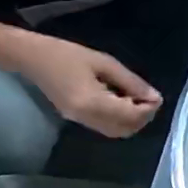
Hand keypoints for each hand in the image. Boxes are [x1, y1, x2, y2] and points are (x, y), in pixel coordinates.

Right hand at [10, 33, 162, 138]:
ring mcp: (79, 121)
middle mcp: (85, 118)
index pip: (130, 116)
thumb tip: (154, 97)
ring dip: (132, 119)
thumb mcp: (105, 63)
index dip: (148, 109)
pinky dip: (120, 119)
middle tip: (148, 98)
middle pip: (125, 130)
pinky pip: (105, 127)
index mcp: (92, 103)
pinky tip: (121, 101)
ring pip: (116, 132)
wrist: (31, 58)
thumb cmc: (68, 55)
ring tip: (135, 98)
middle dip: (142, 117)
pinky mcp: (76, 119)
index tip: (156, 96)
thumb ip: (131, 82)